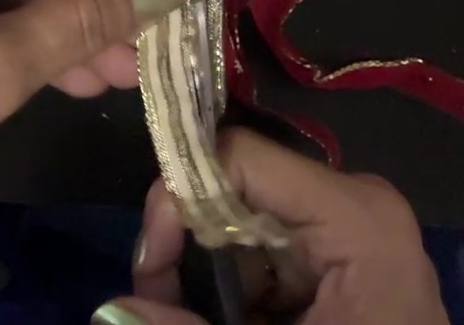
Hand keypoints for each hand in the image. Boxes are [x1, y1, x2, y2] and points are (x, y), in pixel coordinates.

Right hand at [98, 128, 448, 324]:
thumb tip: (108, 311)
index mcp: (355, 215)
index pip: (235, 155)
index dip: (179, 196)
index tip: (152, 260)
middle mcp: (347, 198)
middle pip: (225, 182)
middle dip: (179, 237)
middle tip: (151, 292)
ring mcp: (340, 218)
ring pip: (229, 208)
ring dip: (191, 258)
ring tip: (170, 307)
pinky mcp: (330, 244)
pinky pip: (251, 234)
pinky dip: (219, 271)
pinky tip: (209, 309)